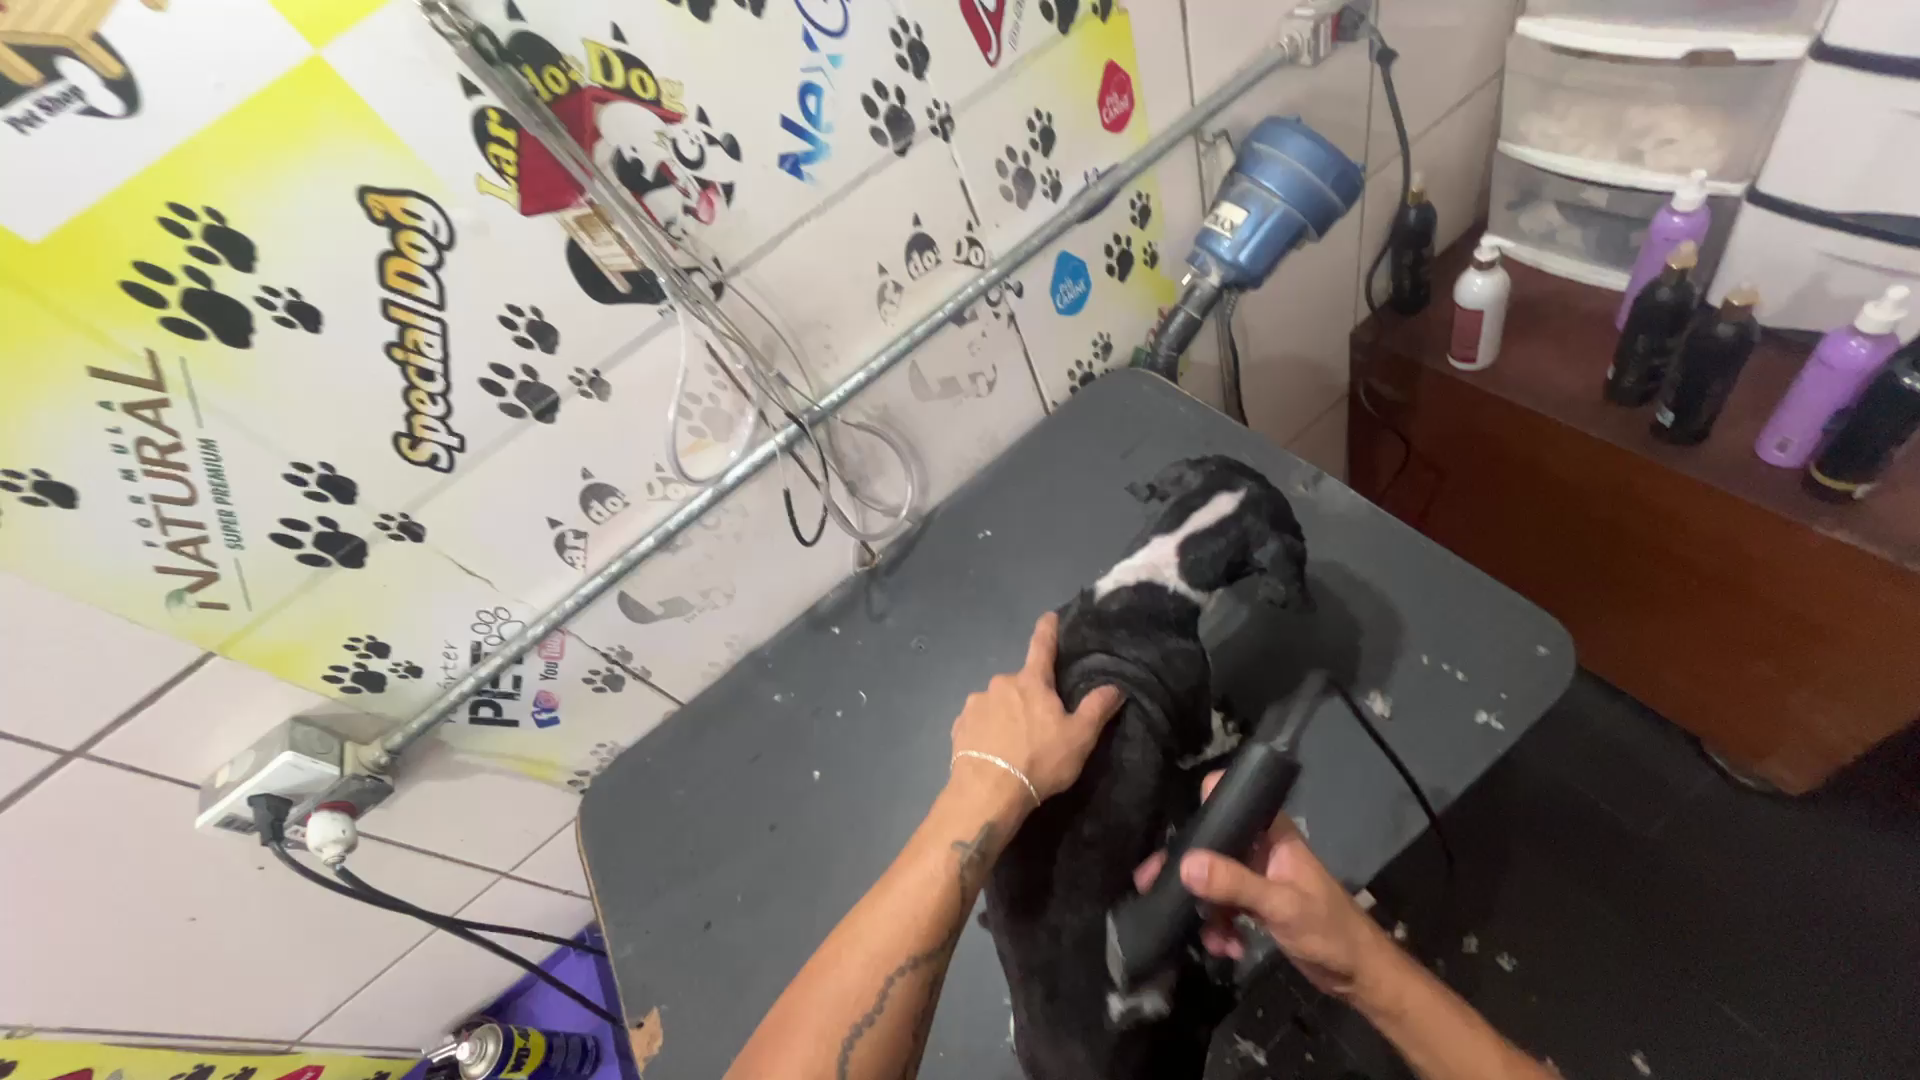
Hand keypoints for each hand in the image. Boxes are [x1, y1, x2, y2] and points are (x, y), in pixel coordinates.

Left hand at [951, 613, 1124, 801]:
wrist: (988, 792)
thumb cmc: (1039, 761)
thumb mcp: (1079, 738)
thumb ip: (1097, 709)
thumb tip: (1115, 685)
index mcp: (1031, 682)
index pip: (1042, 646)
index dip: (1048, 629)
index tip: (1049, 615)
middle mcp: (1000, 683)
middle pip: (1021, 684)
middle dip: (1029, 698)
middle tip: (1040, 727)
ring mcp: (975, 703)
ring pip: (998, 703)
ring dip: (1007, 715)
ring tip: (1015, 746)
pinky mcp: (959, 725)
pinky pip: (979, 722)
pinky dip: (987, 731)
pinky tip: (994, 752)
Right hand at [1134, 770, 1390, 998]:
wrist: (1360, 977)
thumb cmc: (1330, 930)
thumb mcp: (1281, 905)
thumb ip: (1234, 884)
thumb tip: (1185, 865)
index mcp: (1270, 832)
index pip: (1230, 798)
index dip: (1202, 807)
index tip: (1178, 835)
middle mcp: (1258, 847)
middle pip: (1210, 843)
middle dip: (1187, 870)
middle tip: (1157, 886)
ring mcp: (1254, 875)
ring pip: (1211, 878)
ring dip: (1205, 909)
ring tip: (1212, 938)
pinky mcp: (1253, 903)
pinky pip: (1221, 905)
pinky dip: (1218, 926)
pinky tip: (1227, 948)